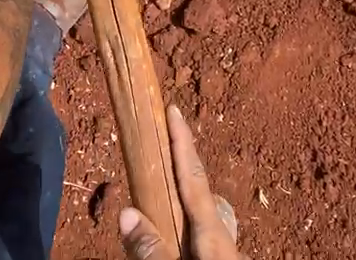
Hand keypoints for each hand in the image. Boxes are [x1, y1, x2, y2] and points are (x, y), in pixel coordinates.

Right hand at [119, 106, 243, 259]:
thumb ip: (153, 250)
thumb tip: (125, 212)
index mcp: (215, 236)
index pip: (194, 178)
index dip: (182, 142)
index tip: (173, 109)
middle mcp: (225, 240)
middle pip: (200, 195)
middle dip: (181, 168)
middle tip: (160, 146)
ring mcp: (229, 255)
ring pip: (202, 221)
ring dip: (182, 204)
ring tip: (158, 194)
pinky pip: (204, 242)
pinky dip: (186, 231)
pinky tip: (175, 239)